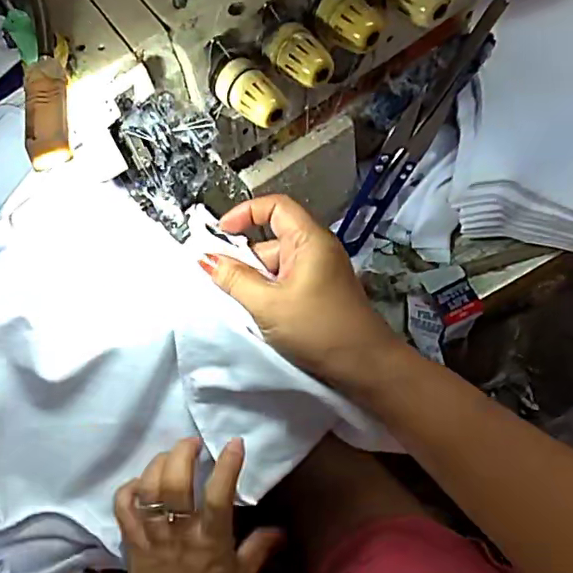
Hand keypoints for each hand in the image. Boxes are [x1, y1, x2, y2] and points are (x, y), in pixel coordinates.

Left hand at [113, 437, 280, 572]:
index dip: (227, 466)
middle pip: (173, 483)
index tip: (234, 443)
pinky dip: (129, 489)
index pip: (218, 496)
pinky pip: (122, 508)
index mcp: (210, 544)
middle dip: (182, 453)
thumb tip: (279, 529)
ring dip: (157, 464)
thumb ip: (258, 550)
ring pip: (146, 489)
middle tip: (194, 444)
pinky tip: (142, 484)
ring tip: (171, 457)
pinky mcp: (131, 543)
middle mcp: (178, 535)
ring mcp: (150, 537)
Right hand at [199, 194, 409, 387]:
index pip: (275, 206)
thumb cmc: (321, 331)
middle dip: (245, 257)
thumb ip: (234, 279)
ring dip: (256, 280)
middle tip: (226, 282)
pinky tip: (261, 313)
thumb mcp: (267, 305)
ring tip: (247, 305)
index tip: (221, 232)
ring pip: (275, 264)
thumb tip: (208, 260)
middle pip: (271, 238)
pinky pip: (285, 282)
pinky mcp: (318, 292)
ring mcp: (319, 272)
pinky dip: (268, 292)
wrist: (364, 366)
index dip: (245, 213)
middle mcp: (316, 250)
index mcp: (309, 241)